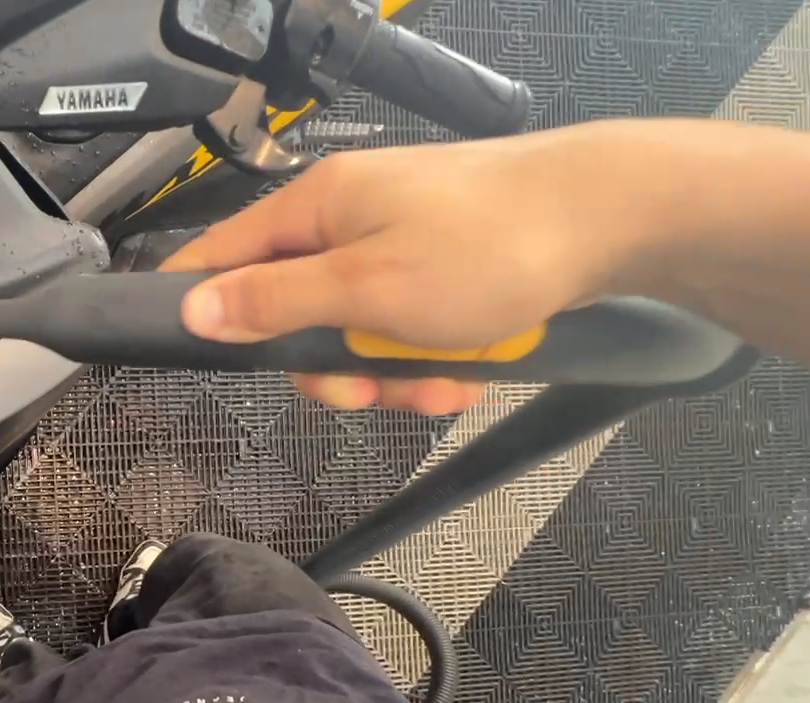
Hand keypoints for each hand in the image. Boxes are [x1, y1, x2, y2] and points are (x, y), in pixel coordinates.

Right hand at [162, 123, 652, 413]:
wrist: (623, 221)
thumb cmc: (488, 247)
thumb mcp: (365, 287)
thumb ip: (273, 301)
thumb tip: (193, 311)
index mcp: (315, 208)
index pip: (220, 255)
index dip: (196, 302)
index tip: (186, 348)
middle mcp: (345, 222)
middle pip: (288, 313)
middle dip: (324, 365)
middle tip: (361, 388)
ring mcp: (390, 247)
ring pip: (346, 334)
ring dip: (384, 373)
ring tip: (433, 382)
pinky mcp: (430, 273)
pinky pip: (396, 332)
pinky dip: (420, 361)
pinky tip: (458, 372)